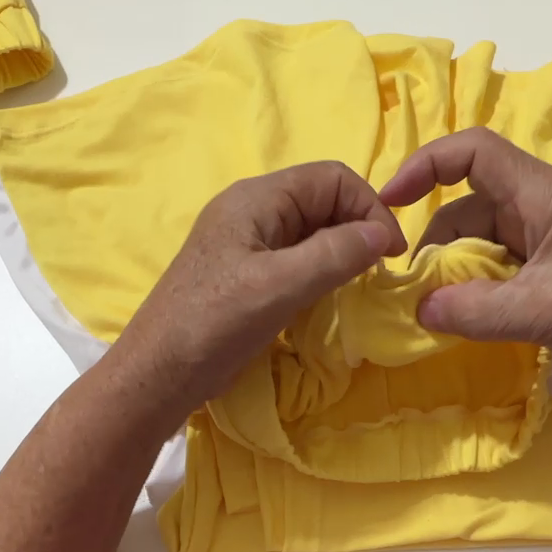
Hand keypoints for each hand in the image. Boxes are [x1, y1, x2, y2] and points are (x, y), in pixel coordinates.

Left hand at [112, 161, 406, 414]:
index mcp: (256, 199)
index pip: (332, 178)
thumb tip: (381, 236)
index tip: (391, 253)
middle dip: (357, 229)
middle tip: (378, 272)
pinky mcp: (245, 277)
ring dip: (340, 252)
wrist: (160, 373)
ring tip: (358, 285)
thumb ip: (334, 254)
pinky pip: (294, 261)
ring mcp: (246, 246)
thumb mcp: (280, 285)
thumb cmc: (215, 324)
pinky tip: (328, 298)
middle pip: (322, 201)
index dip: (369, 208)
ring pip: (310, 233)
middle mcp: (252, 212)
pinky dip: (320, 273)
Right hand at [378, 128, 551, 385]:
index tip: (389, 203)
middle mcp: (537, 209)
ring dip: (453, 273)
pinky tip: (464, 321)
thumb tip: (419, 309)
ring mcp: (542, 242)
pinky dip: (472, 291)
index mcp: (541, 195)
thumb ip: (475, 310)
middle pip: (466, 205)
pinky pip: (493, 271)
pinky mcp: (545, 273)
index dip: (425, 166)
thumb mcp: (543, 310)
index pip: (473, 153)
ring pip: (477, 243)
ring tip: (437, 313)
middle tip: (413, 290)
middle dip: (434, 243)